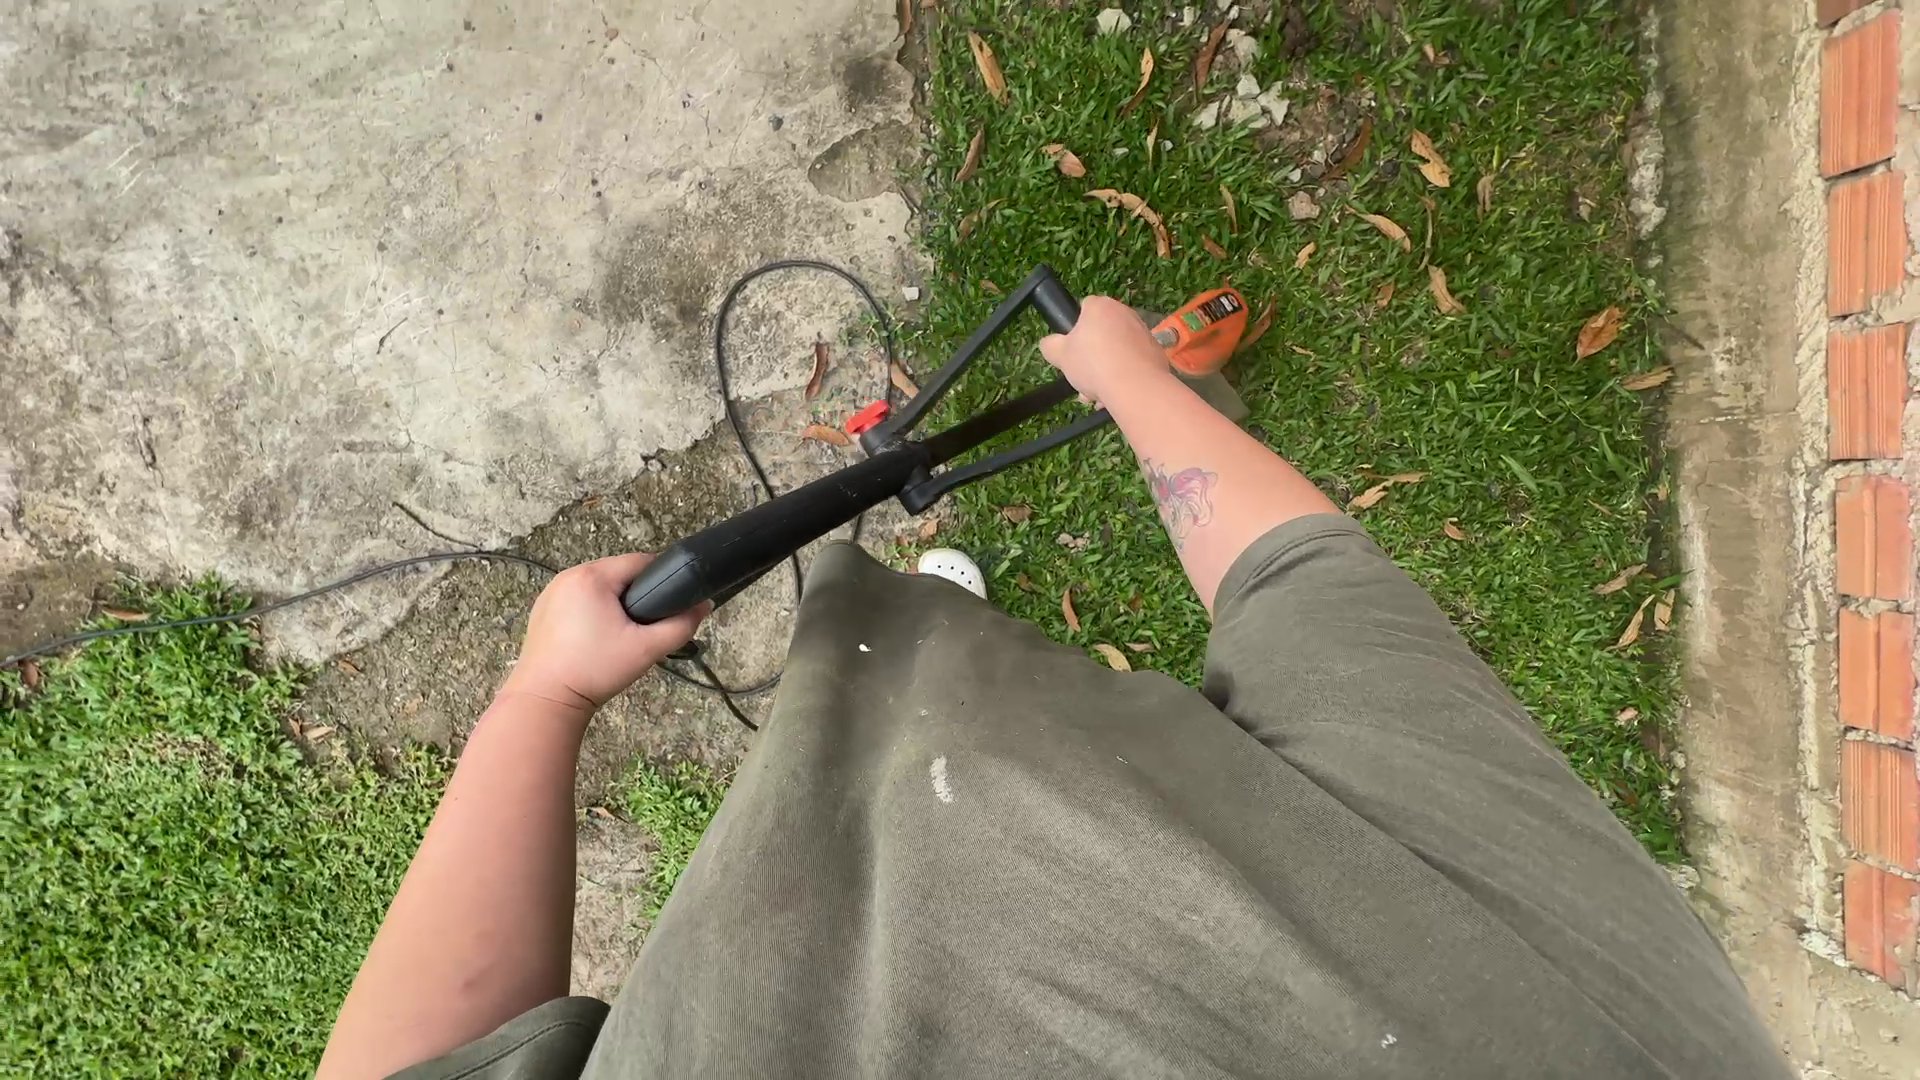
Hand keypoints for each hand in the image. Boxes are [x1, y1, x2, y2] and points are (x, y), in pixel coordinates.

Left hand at [498, 553, 709, 713]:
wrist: (546, 700)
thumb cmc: (595, 669)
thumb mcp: (648, 648)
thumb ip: (682, 624)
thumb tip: (705, 605)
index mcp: (592, 577)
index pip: (641, 562)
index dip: (662, 580)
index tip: (669, 603)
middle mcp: (568, 576)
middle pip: (619, 573)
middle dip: (638, 593)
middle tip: (648, 624)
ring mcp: (551, 593)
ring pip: (600, 586)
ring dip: (616, 601)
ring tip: (626, 631)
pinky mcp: (543, 610)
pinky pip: (580, 599)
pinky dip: (594, 610)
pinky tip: (600, 635)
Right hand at [1038, 295, 1174, 406]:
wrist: (1135, 385)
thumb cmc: (1093, 363)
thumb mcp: (1059, 355)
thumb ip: (1050, 346)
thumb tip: (1049, 343)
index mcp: (1100, 306)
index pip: (1084, 308)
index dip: (1076, 329)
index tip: (1073, 350)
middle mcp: (1124, 312)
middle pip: (1102, 333)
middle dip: (1091, 356)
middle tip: (1083, 377)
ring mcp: (1143, 331)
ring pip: (1116, 351)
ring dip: (1105, 370)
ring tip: (1097, 394)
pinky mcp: (1155, 351)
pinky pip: (1132, 362)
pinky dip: (1124, 376)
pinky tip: (1115, 395)